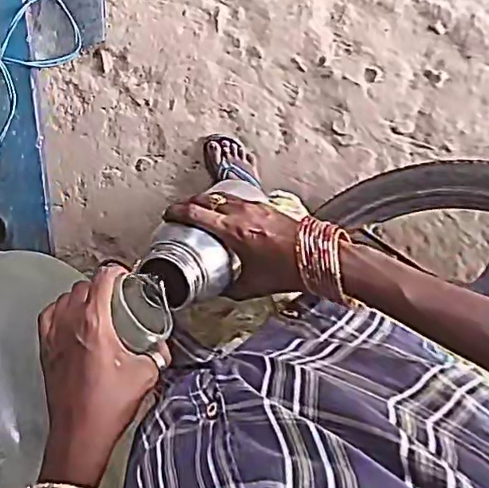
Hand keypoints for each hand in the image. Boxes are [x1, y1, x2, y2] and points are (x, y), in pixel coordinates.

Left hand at [37, 265, 166, 486]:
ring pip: (65, 297)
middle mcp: (69, 321)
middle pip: (84, 285)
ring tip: (97, 308)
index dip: (117, 271)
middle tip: (117, 297)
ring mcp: (53, 333)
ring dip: (81, 297)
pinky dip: (62, 311)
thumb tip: (160, 348)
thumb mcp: (146, 376)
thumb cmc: (107, 406)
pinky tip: (72, 320)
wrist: (79, 432)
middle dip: (102, 285)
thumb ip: (156, 354)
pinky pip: (50, 314)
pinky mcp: (44, 347)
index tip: (125, 276)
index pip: (103, 277)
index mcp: (94, 321)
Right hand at [163, 192, 302, 298]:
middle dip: (188, 204)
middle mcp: (241, 213)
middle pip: (204, 199)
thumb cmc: (289, 270)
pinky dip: (225, 203)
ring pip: (221, 196)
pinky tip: (227, 213)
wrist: (320, 258)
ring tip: (200, 210)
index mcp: (232, 231)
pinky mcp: (266, 206)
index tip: (168, 215)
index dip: (176, 212)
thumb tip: (216, 291)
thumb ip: (230, 288)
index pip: (194, 213)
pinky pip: (237, 199)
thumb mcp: (253, 285)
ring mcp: (254, 207)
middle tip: (180, 212)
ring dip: (206, 201)